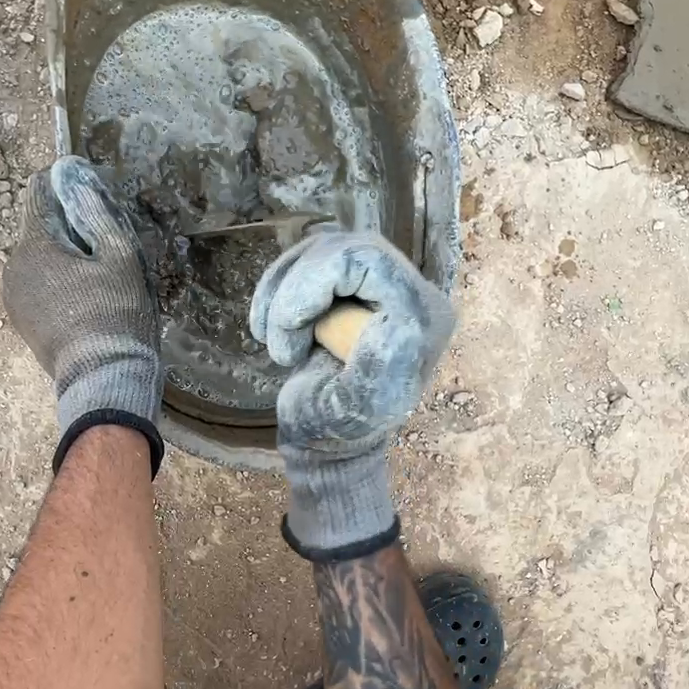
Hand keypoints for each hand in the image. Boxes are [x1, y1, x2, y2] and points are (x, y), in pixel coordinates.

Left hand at [3, 157, 164, 473]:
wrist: (103, 377)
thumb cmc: (115, 313)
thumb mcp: (119, 257)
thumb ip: (97, 212)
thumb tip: (77, 178)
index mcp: (33, 246)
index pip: (38, 195)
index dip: (63, 185)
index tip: (89, 189)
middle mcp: (13, 266)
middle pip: (40, 229)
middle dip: (68, 227)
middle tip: (104, 238)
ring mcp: (13, 297)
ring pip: (39, 259)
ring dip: (63, 256)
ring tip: (98, 270)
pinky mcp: (20, 320)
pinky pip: (37, 286)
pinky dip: (57, 282)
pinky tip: (84, 295)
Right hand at [248, 231, 454, 558]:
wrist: (321, 440)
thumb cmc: (339, 429)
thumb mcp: (357, 410)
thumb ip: (376, 370)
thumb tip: (394, 324)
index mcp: (420, 316)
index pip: (369, 260)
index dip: (315, 279)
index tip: (287, 326)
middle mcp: (405, 291)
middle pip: (342, 248)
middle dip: (296, 289)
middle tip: (278, 341)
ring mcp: (374, 285)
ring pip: (319, 250)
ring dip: (282, 292)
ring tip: (276, 341)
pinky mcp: (344, 286)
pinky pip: (304, 262)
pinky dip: (275, 289)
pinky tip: (269, 327)